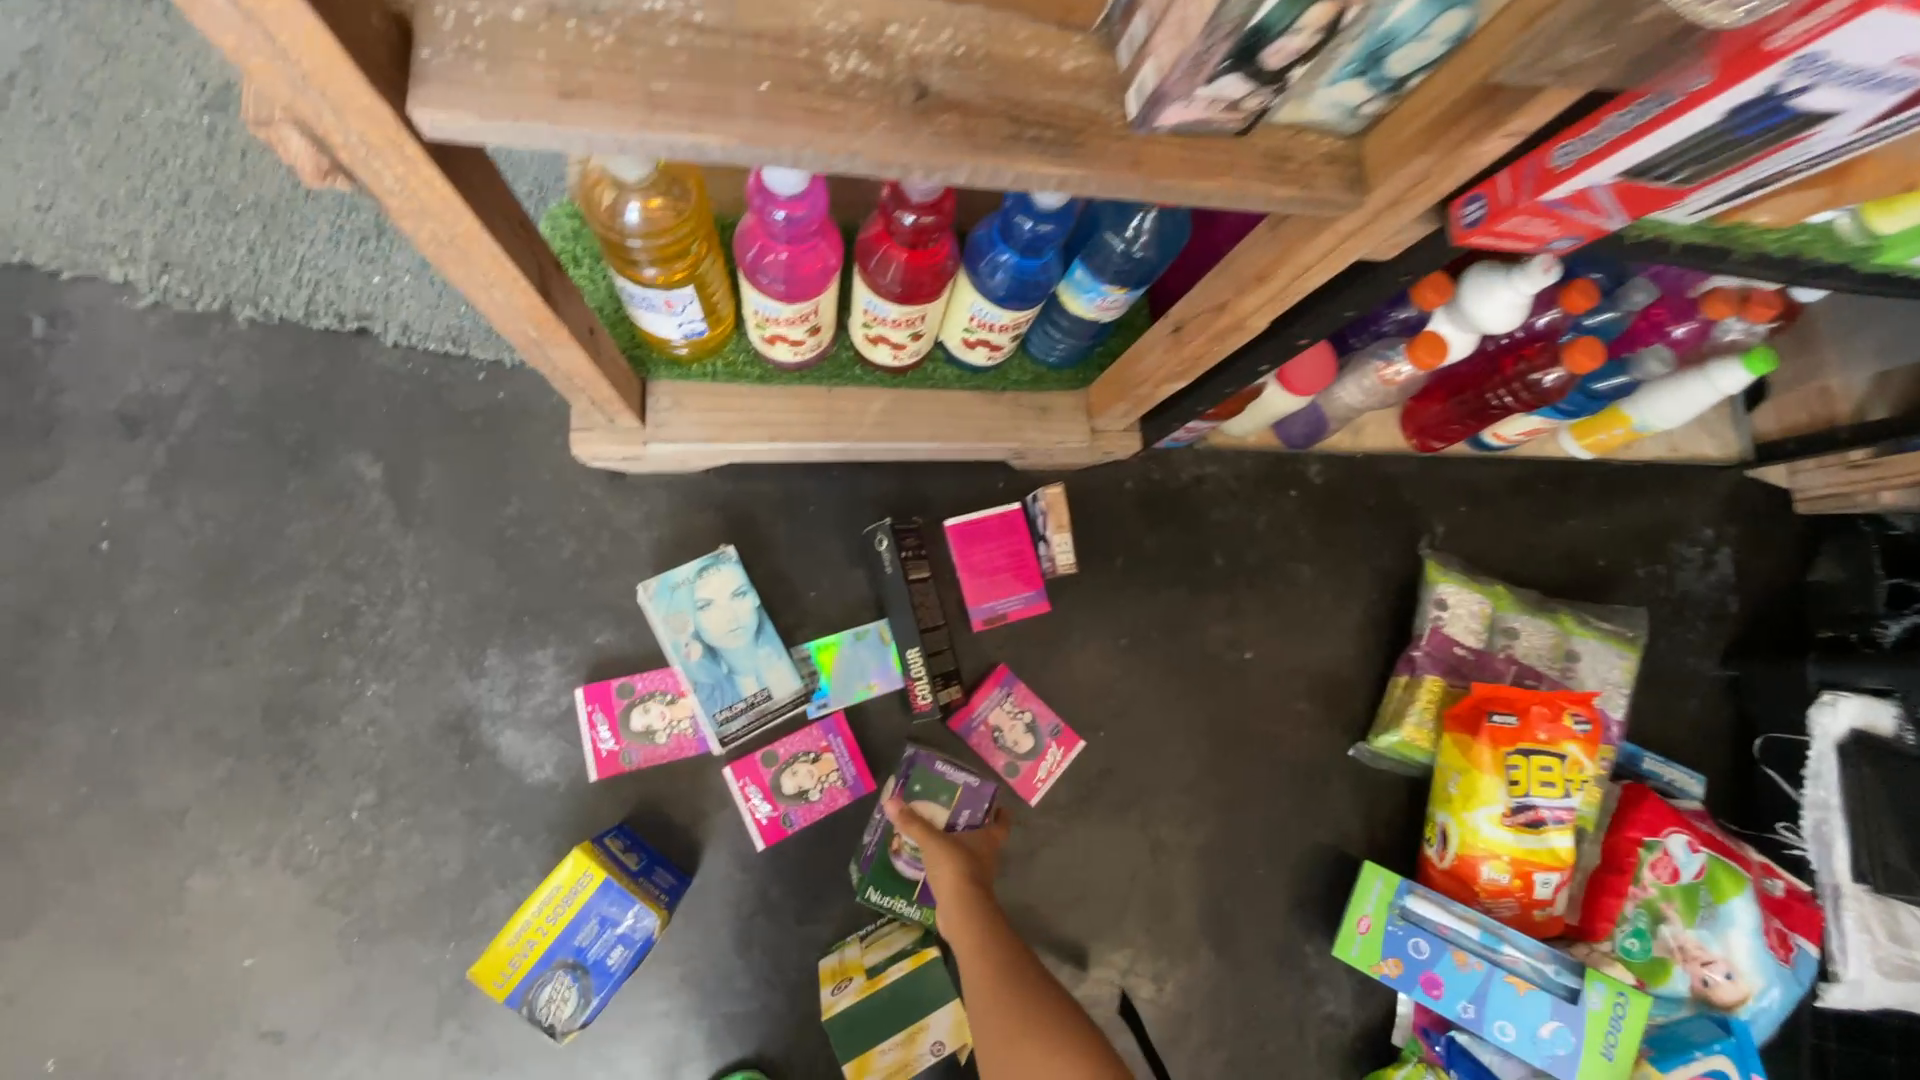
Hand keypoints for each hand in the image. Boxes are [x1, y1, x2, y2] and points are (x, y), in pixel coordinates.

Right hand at [883, 793, 1010, 906]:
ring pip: (969, 856)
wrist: (960, 912)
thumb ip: (913, 823)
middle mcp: (987, 856)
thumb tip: (891, 800)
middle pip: (985, 838)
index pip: (1002, 823)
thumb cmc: (955, 867)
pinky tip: (928, 863)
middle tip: (952, 815)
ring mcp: (977, 876)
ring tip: (935, 837)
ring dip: (956, 849)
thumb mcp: (932, 841)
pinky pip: (955, 874)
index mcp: (988, 838)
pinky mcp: (964, 892)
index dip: (1000, 813)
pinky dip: (945, 868)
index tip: (994, 805)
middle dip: (972, 828)